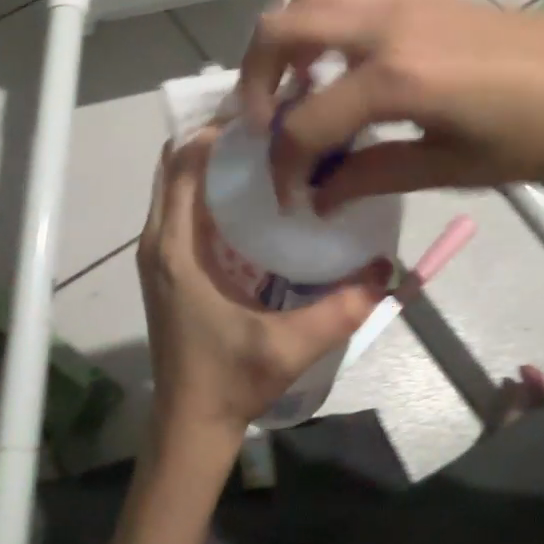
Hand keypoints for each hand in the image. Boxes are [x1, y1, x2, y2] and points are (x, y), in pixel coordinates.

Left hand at [138, 129, 391, 435]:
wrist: (190, 425)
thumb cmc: (230, 380)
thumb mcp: (290, 345)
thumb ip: (341, 309)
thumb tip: (387, 269)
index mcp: (176, 248)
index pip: (182, 167)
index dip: (214, 134)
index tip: (259, 119)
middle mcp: (157, 241)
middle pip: (173, 167)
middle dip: (211, 141)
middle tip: (265, 129)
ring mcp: (157, 254)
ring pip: (173, 186)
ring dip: (206, 163)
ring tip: (260, 152)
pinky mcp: (165, 266)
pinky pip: (177, 208)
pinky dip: (202, 189)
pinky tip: (247, 196)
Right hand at [238, 0, 543, 211]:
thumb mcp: (457, 167)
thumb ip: (374, 174)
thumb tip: (320, 195)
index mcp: (395, 77)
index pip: (305, 120)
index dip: (285, 165)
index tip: (291, 198)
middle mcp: (384, 27)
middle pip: (280, 29)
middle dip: (253, 79)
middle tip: (263, 126)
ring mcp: (400, 2)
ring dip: (283, 42)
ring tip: (295, 90)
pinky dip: (319, 29)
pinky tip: (341, 72)